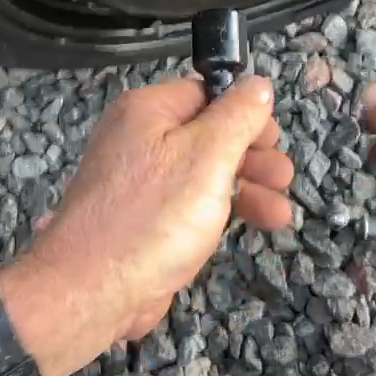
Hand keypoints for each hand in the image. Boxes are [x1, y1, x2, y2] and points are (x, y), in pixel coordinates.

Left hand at [18, 77, 292, 356]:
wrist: (92, 290)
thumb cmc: (150, 218)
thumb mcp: (207, 156)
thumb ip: (237, 116)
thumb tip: (257, 84)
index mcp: (148, 111)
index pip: (205, 92)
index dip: (244, 113)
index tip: (273, 138)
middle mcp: (139, 139)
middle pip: (208, 133)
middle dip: (252, 156)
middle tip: (282, 177)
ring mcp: (139, 181)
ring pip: (203, 173)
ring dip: (246, 188)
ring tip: (279, 213)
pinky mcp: (142, 218)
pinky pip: (188, 204)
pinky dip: (220, 211)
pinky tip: (250, 227)